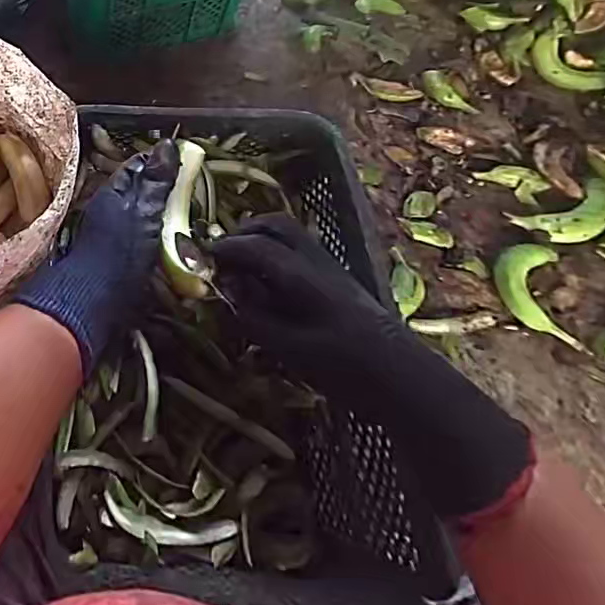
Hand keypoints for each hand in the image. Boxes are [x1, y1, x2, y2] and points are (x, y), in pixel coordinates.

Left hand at [13, 141, 179, 370]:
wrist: (92, 306)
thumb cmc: (116, 253)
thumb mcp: (143, 211)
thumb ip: (156, 180)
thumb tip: (168, 144)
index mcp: (113, 194)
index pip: (139, 167)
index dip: (162, 163)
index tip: (188, 164)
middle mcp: (110, 212)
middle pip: (143, 196)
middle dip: (168, 196)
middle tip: (195, 198)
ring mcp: (113, 240)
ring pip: (146, 222)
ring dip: (167, 225)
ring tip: (191, 226)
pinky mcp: (121, 266)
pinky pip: (147, 249)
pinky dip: (163, 250)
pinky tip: (177, 257)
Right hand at [209, 215, 534, 522]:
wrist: (403, 379)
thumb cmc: (346, 369)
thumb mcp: (290, 349)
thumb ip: (255, 314)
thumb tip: (227, 287)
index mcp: (303, 277)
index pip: (256, 246)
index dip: (225, 248)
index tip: (201, 256)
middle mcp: (317, 261)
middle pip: (276, 225)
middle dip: (244, 232)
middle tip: (222, 254)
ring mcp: (331, 267)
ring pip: (290, 234)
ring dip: (261, 239)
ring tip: (241, 265)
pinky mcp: (338, 280)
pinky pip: (300, 250)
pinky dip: (276, 253)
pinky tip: (268, 281)